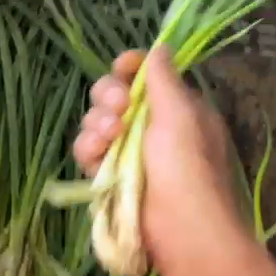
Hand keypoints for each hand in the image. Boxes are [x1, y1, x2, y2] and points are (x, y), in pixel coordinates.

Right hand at [72, 47, 251, 273]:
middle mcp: (150, 126)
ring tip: (109, 138)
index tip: (122, 67)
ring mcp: (127, 151)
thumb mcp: (181, 115)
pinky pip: (87, 150)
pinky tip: (96, 156)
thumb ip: (163, 79)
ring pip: (96, 121)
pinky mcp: (109, 174)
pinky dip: (88, 149)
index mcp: (175, 109)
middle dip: (109, 97)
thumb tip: (160, 47)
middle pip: (113, 95)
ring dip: (97, 124)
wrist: (181, 227)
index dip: (129, 68)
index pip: (145, 76)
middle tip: (119, 108)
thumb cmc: (188, 166)